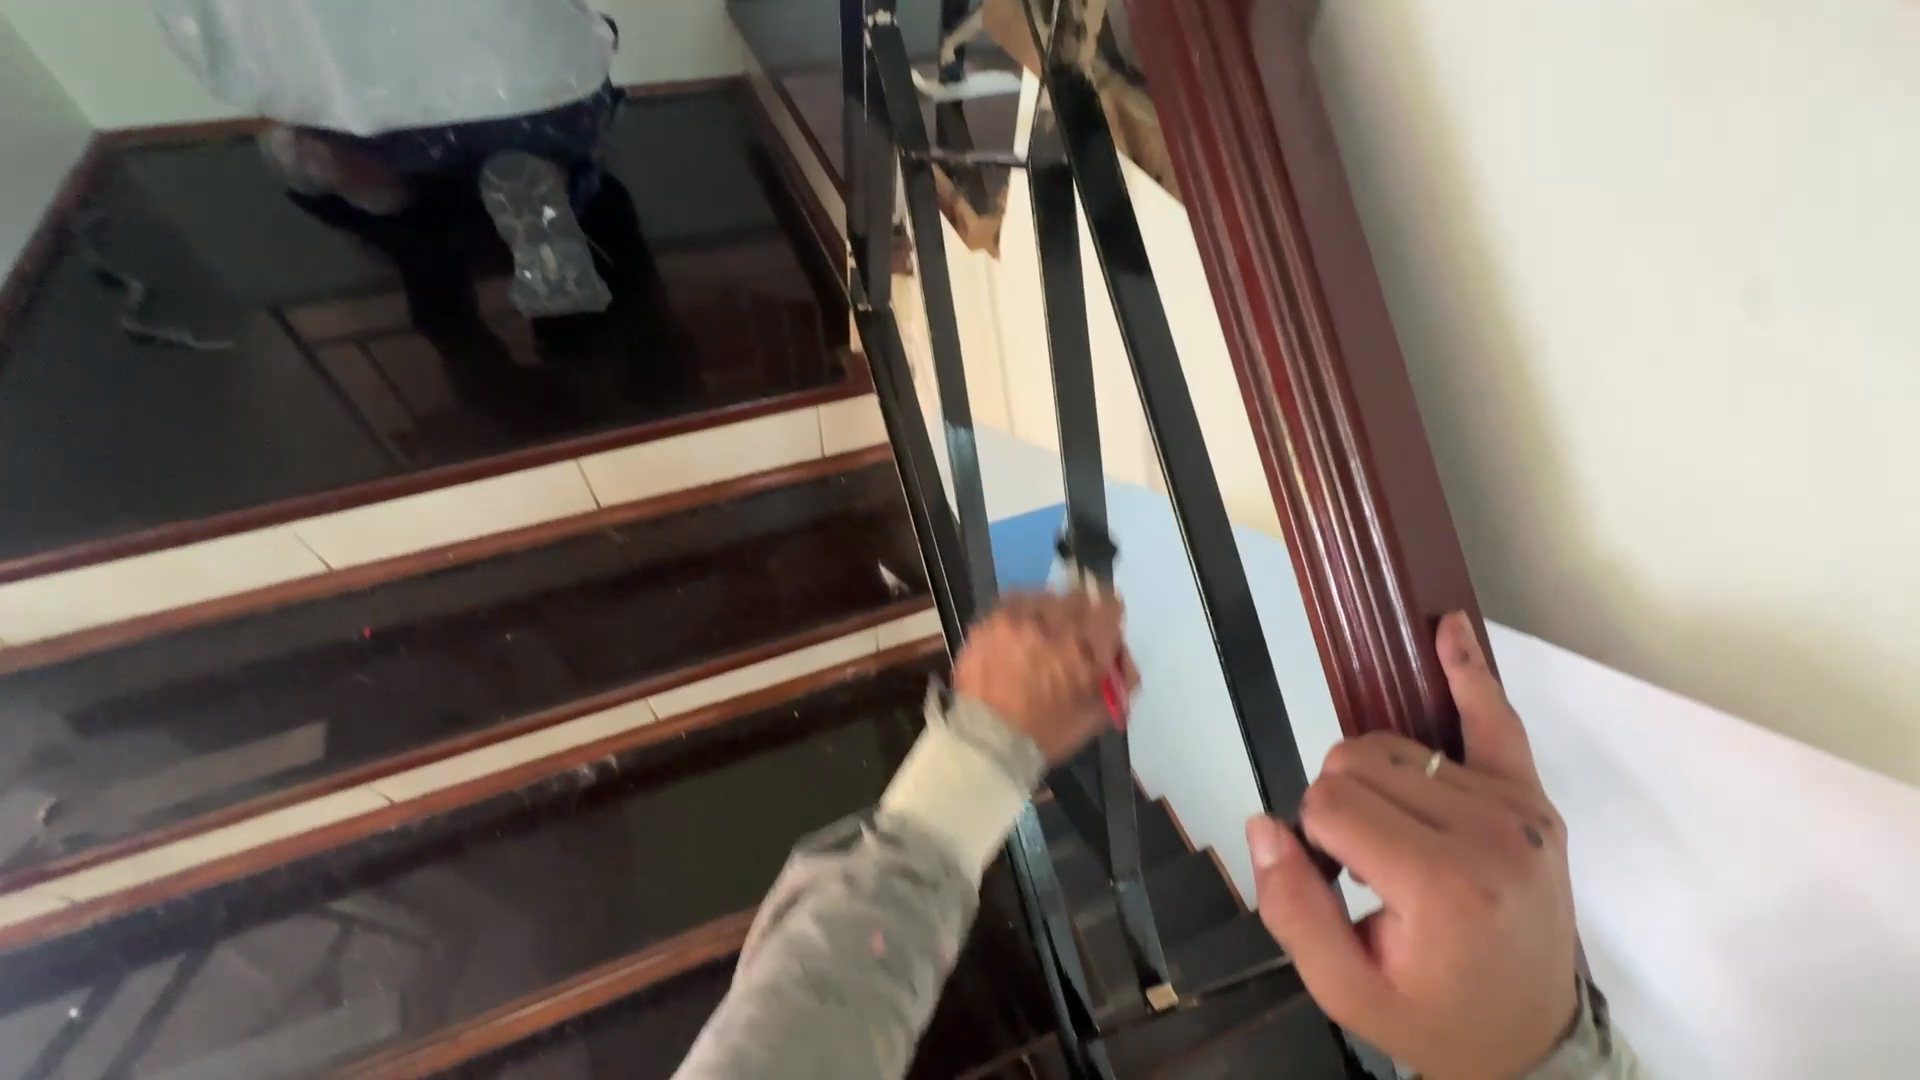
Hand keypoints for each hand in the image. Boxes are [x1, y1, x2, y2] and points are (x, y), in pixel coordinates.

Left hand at [953, 590, 1136, 763]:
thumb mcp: (1096, 713)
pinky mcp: (989, 621)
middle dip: (1078, 612)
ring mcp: (1017, 620)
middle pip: (1076, 597)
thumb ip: (1119, 680)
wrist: (988, 740)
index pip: (1108, 607)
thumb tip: (1121, 655)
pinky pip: (1011, 601)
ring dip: (1047, 610)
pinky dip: (1019, 612)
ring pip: (1043, 596)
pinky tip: (1017, 629)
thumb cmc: (1046, 732)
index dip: (1107, 615)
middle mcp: (1052, 625)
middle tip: (1070, 631)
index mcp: (1084, 649)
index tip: (1102, 623)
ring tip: (1039, 630)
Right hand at [1245, 612, 1578, 1079]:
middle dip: (1338, 803)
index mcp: (1444, 886)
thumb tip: (1264, 823)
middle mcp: (1490, 835)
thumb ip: (1292, 909)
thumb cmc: (1431, 1013)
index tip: (1337, 879)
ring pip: (1393, 743)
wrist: (1529, 1039)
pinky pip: (1494, 721)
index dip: (1313, 836)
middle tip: (1364, 864)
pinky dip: (1467, 674)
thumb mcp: (1344, 990)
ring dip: (1372, 778)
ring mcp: (1518, 811)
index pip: (1330, 803)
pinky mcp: (1533, 799)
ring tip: (1395, 837)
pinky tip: (1445, 630)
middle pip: (1358, 759)